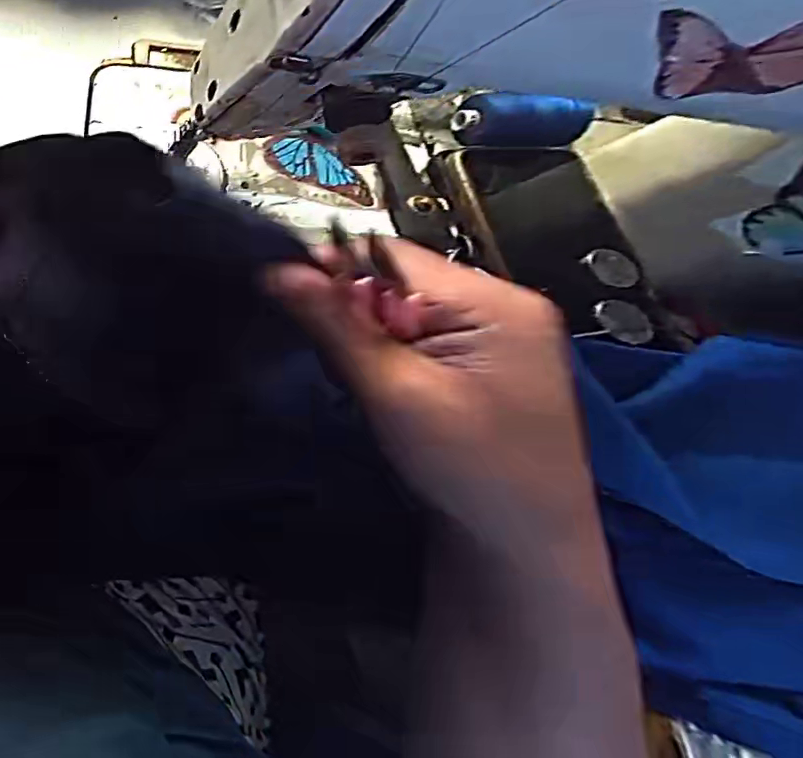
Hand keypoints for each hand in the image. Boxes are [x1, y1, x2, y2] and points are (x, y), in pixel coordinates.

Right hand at [268, 240, 596, 553]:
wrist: (520, 548)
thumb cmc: (473, 470)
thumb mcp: (392, 388)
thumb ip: (334, 322)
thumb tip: (281, 272)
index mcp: (496, 302)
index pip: (388, 253)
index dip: (336, 272)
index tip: (300, 301)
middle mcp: (500, 307)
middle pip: (390, 281)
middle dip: (354, 316)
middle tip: (349, 361)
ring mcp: (493, 336)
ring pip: (393, 310)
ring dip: (366, 339)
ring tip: (374, 382)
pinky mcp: (478, 360)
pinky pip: (408, 335)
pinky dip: (383, 355)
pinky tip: (389, 389)